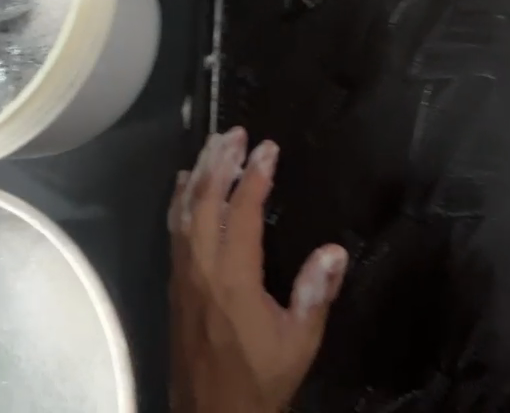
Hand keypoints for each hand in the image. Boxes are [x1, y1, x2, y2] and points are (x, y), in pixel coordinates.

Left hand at [168, 127, 348, 412]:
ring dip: (199, 172)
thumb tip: (336, 250)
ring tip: (213, 143)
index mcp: (233, 277)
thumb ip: (315, 295)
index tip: (269, 147)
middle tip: (236, 131)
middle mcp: (201, 266)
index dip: (255, 174)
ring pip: (184, 209)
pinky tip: (183, 182)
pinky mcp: (174, 283)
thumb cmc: (259, 379)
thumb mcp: (299, 342)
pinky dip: (178, 198)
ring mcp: (182, 273)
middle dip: (221, 161)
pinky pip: (173, 229)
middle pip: (205, 199)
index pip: (241, 210)